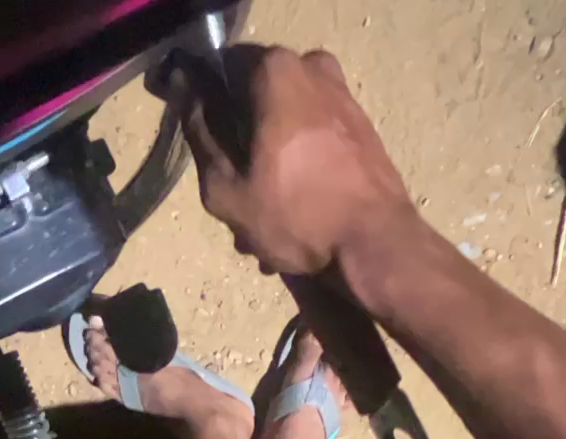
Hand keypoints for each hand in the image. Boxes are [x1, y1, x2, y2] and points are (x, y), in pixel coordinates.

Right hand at [174, 46, 419, 276]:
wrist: (375, 242)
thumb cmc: (297, 215)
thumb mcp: (227, 191)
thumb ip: (201, 142)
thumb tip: (190, 107)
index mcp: (275, 71)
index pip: (219, 74)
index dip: (205, 114)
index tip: (204, 154)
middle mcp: (312, 69)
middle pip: (255, 108)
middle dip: (242, 155)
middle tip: (238, 205)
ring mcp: (342, 98)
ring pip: (284, 133)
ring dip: (269, 176)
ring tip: (265, 227)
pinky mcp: (360, 130)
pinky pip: (313, 148)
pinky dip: (299, 179)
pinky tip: (294, 221)